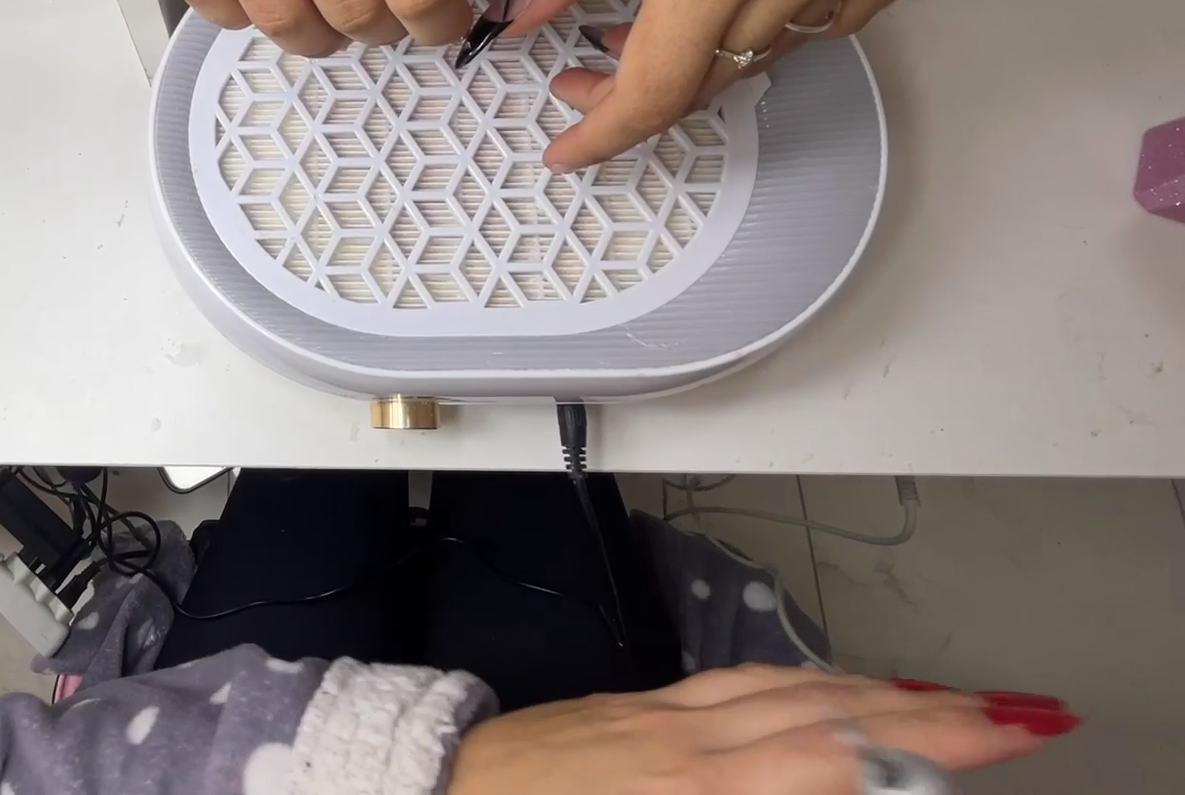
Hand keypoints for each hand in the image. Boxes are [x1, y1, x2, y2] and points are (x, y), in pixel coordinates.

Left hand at [446, 666, 1065, 794]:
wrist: (451, 785)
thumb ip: (751, 792)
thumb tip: (818, 783)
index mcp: (696, 788)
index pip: (831, 754)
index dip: (923, 745)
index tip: (1001, 733)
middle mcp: (685, 739)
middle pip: (816, 711)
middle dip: (919, 712)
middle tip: (1009, 710)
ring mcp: (655, 709)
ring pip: (774, 685)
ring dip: (858, 686)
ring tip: (932, 694)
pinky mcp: (630, 699)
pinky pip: (724, 678)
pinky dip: (785, 676)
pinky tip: (810, 682)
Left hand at [504, 0, 1054, 171]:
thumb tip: (529, 8)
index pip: (650, 93)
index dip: (600, 137)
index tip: (567, 151)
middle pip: (704, 83)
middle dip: (633, 97)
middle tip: (585, 76)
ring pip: (766, 56)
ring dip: (698, 61)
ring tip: (650, 26)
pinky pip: (839, 16)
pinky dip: (771, 28)